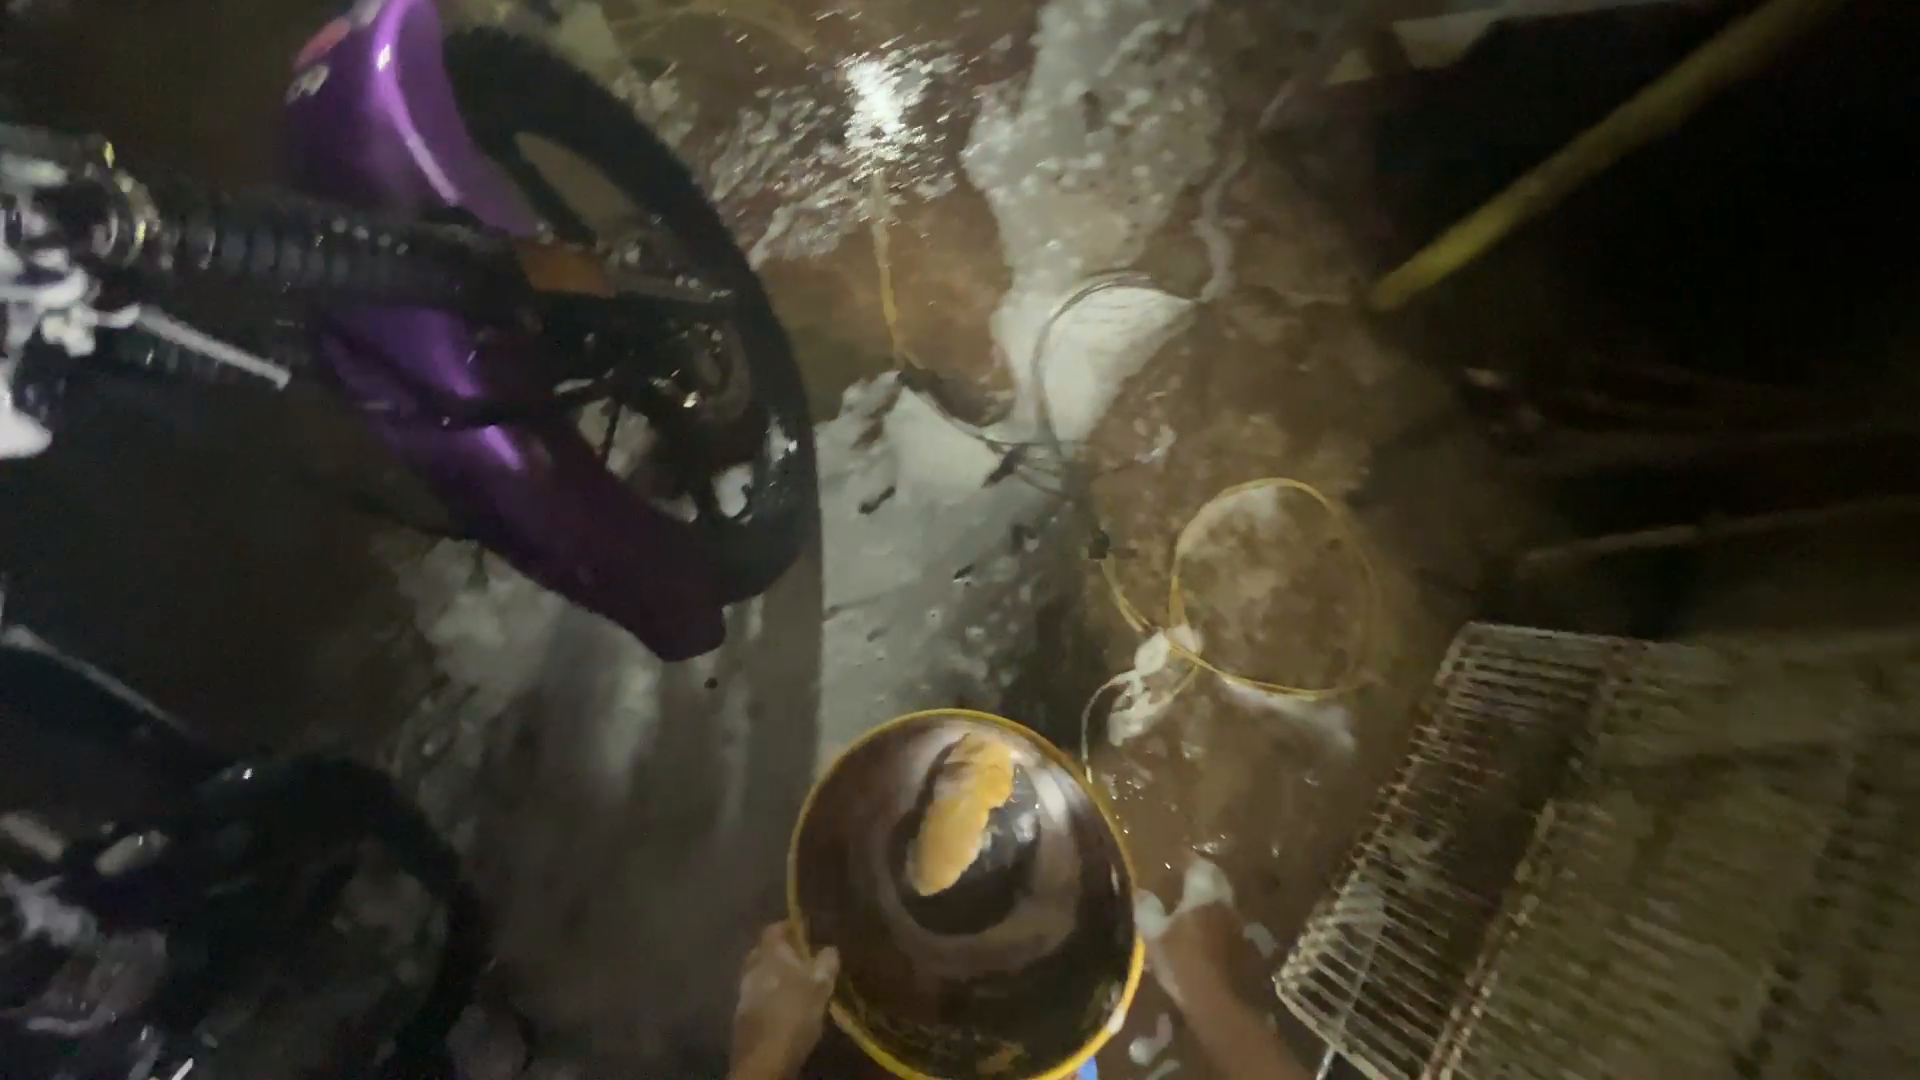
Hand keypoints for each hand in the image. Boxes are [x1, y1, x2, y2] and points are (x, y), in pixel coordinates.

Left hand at [728, 922, 838, 1079]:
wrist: (764, 1061)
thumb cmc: (794, 1013)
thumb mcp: (820, 985)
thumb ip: (826, 962)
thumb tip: (829, 948)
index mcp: (770, 953)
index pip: (773, 928)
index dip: (787, 926)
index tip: (802, 930)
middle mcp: (752, 968)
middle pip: (763, 951)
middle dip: (780, 952)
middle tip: (800, 958)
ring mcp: (743, 993)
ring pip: (759, 975)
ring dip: (773, 976)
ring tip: (794, 984)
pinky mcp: (741, 1017)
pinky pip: (756, 996)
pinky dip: (768, 996)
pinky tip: (783, 1006)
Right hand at [1134, 859, 1310, 1079]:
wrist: (1218, 1003)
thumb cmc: (1182, 961)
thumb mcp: (1154, 934)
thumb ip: (1147, 908)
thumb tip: (1142, 891)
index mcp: (1203, 894)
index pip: (1199, 865)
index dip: (1187, 858)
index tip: (1175, 855)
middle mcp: (1224, 904)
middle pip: (1216, 879)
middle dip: (1202, 873)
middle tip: (1186, 873)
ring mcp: (1236, 926)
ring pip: (1223, 900)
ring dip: (1210, 896)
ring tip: (1192, 900)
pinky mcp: (1242, 947)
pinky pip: (1226, 921)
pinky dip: (1215, 917)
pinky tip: (1204, 928)